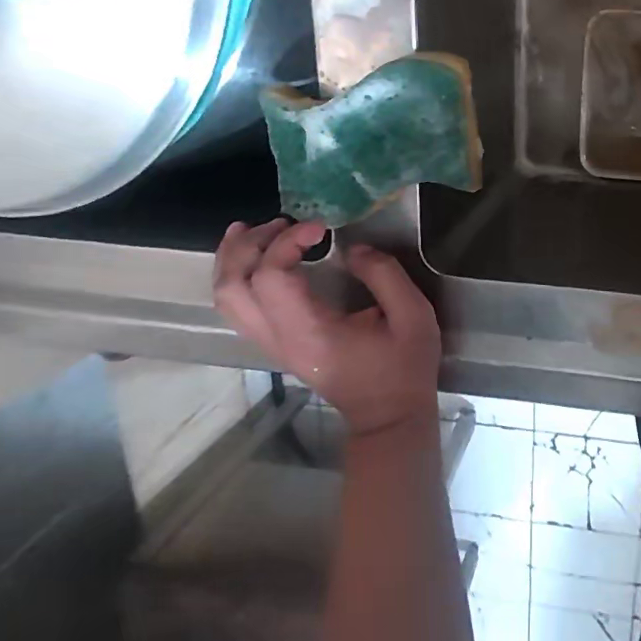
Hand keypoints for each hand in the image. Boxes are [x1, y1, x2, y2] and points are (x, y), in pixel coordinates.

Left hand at [214, 218, 441, 437]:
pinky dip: (239, 275)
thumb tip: (352, 249)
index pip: (270, 276)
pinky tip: (256, 256)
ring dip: (235, 258)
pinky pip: (238, 306)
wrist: (389, 417)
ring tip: (255, 230)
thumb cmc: (403, 369)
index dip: (287, 242)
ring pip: (226, 297)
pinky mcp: (276, 344)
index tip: (322, 228)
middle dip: (249, 245)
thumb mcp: (413, 316)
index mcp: (309, 332)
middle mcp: (279, 339)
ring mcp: (273, 344)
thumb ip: (384, 274)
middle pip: (232, 285)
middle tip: (283, 223)